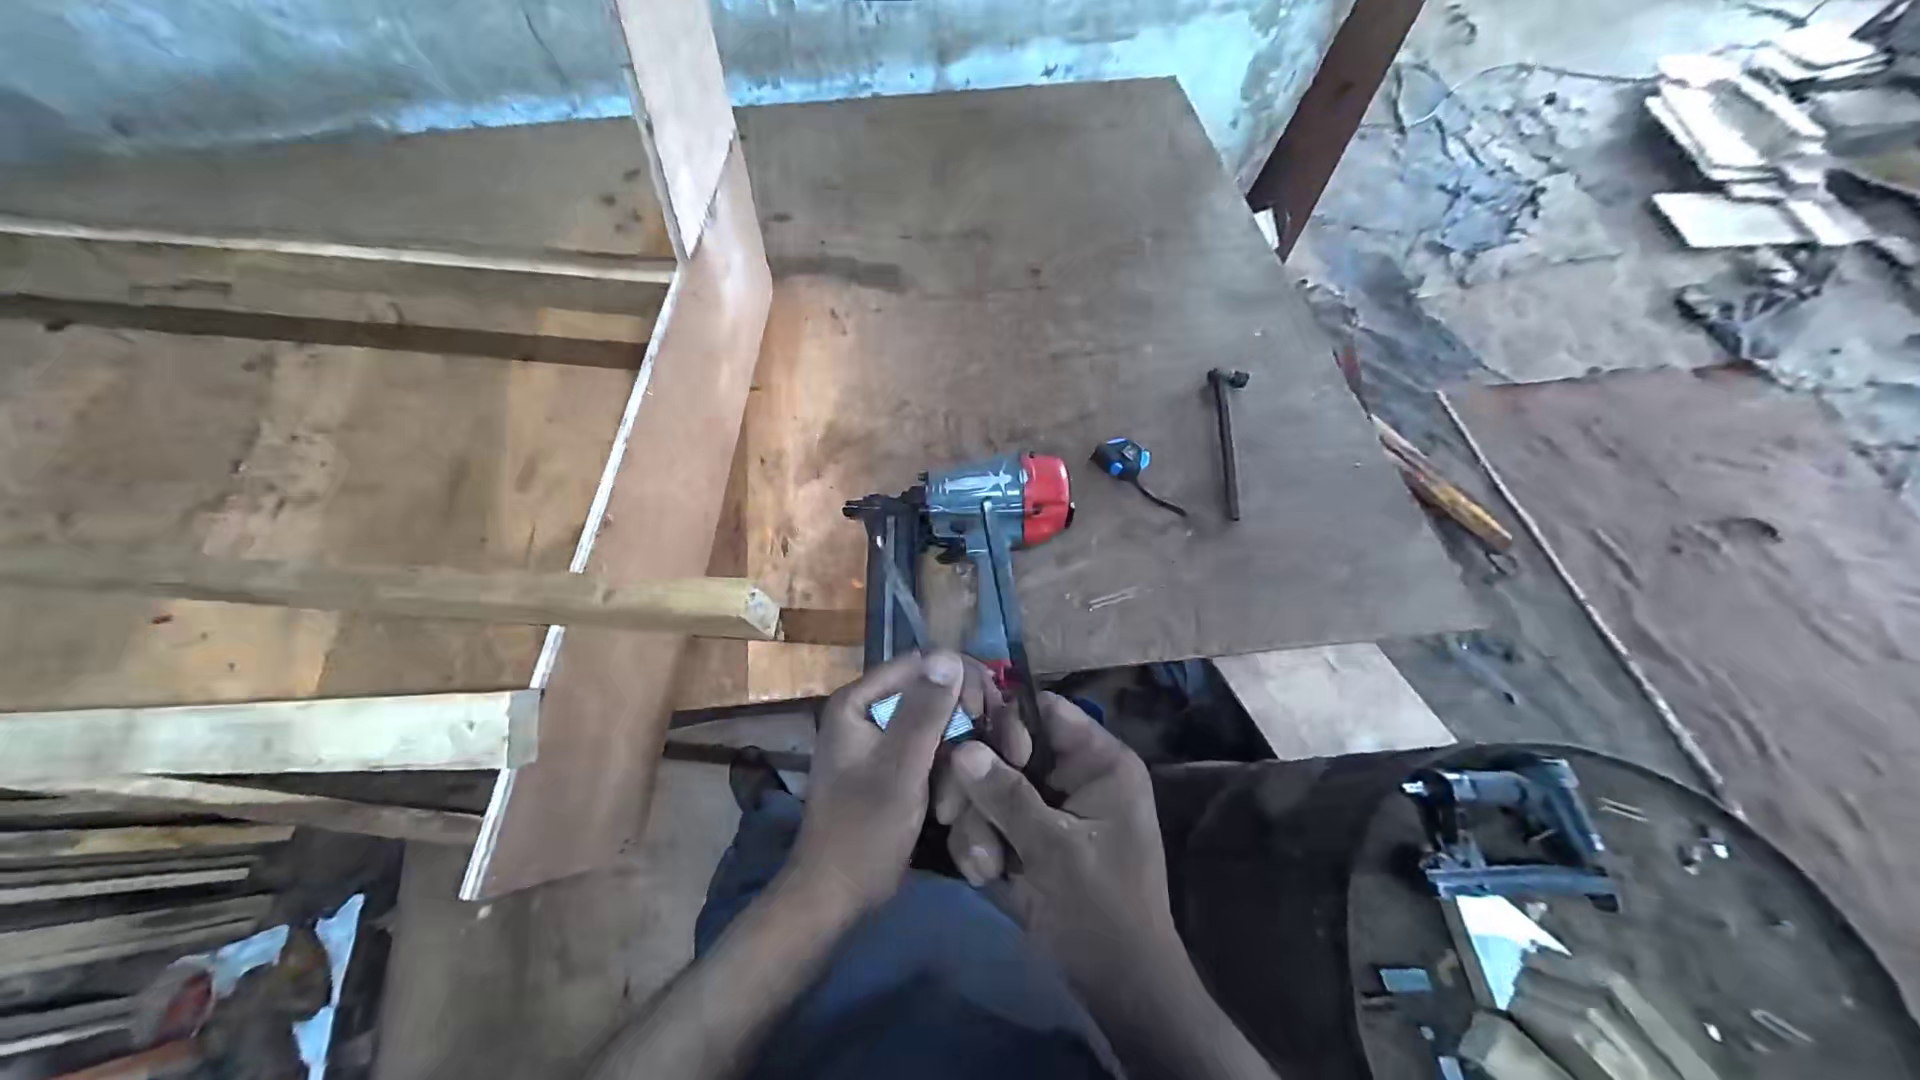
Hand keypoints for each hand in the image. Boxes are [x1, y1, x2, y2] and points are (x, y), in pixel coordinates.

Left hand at [785, 650, 991, 913]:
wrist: (835, 896)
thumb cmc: (862, 832)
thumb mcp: (898, 770)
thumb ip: (924, 713)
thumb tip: (950, 656)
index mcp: (858, 702)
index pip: (922, 665)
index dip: (961, 681)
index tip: (989, 713)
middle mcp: (869, 710)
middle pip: (934, 693)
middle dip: (964, 726)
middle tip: (992, 755)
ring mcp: (882, 738)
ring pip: (939, 725)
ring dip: (958, 757)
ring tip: (954, 802)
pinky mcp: (895, 763)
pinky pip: (933, 750)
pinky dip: (949, 773)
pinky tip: (950, 807)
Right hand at [939, 692, 1181, 982]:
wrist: (1115, 987)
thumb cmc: (1103, 911)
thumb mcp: (1057, 850)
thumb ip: (1008, 797)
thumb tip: (962, 749)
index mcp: (1098, 760)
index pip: (1044, 711)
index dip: (1007, 724)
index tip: (977, 756)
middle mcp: (1069, 771)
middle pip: (1004, 747)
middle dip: (978, 786)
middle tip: (951, 812)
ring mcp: (1042, 802)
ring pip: (987, 783)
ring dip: (976, 823)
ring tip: (985, 865)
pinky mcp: (1022, 831)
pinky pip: (984, 816)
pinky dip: (978, 843)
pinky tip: (985, 875)